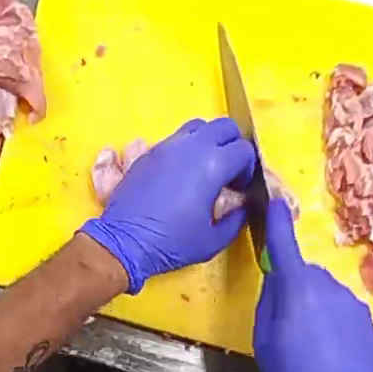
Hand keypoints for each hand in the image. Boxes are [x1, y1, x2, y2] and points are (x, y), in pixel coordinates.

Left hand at [79, 117, 255, 293]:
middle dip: (232, 145)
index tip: (240, 187)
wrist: (125, 243)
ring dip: (207, 142)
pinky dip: (184, 150)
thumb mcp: (211, 242)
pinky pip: (173, 140)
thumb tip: (242, 208)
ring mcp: (167, 147)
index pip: (243, 150)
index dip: (247, 169)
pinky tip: (179, 175)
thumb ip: (235, 221)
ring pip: (197, 127)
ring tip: (203, 168)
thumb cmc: (171, 244)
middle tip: (227, 171)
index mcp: (213, 165)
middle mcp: (192, 147)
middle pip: (223, 126)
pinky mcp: (148, 154)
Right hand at [254, 199, 372, 371]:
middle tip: (280, 324)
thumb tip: (276, 283)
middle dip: (292, 290)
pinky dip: (328, 323)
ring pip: (323, 294)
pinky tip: (323, 351)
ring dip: (311, 309)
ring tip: (303, 346)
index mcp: (298, 289)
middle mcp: (328, 287)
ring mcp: (351, 302)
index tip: (276, 203)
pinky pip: (339, 311)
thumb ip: (269, 304)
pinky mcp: (365, 319)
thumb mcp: (264, 339)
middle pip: (304, 276)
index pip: (284, 248)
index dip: (279, 225)